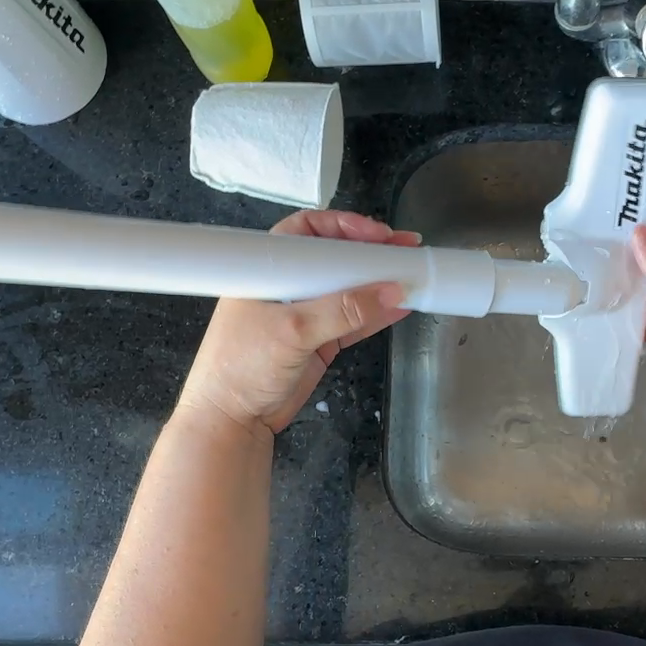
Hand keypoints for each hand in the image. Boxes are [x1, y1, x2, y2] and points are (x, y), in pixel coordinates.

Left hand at [178, 210, 417, 436]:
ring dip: (379, 283)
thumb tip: (392, 292)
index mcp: (269, 267)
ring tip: (414, 274)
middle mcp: (288, 284)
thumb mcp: (293, 331)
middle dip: (371, 253)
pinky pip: (354, 321)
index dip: (345, 227)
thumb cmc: (243, 366)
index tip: (378, 235)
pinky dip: (377, 315)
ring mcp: (305, 313)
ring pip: (348, 289)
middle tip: (406, 249)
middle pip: (335, 258)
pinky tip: (401, 307)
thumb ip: (343, 311)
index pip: (309, 230)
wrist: (231, 419)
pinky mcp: (319, 341)